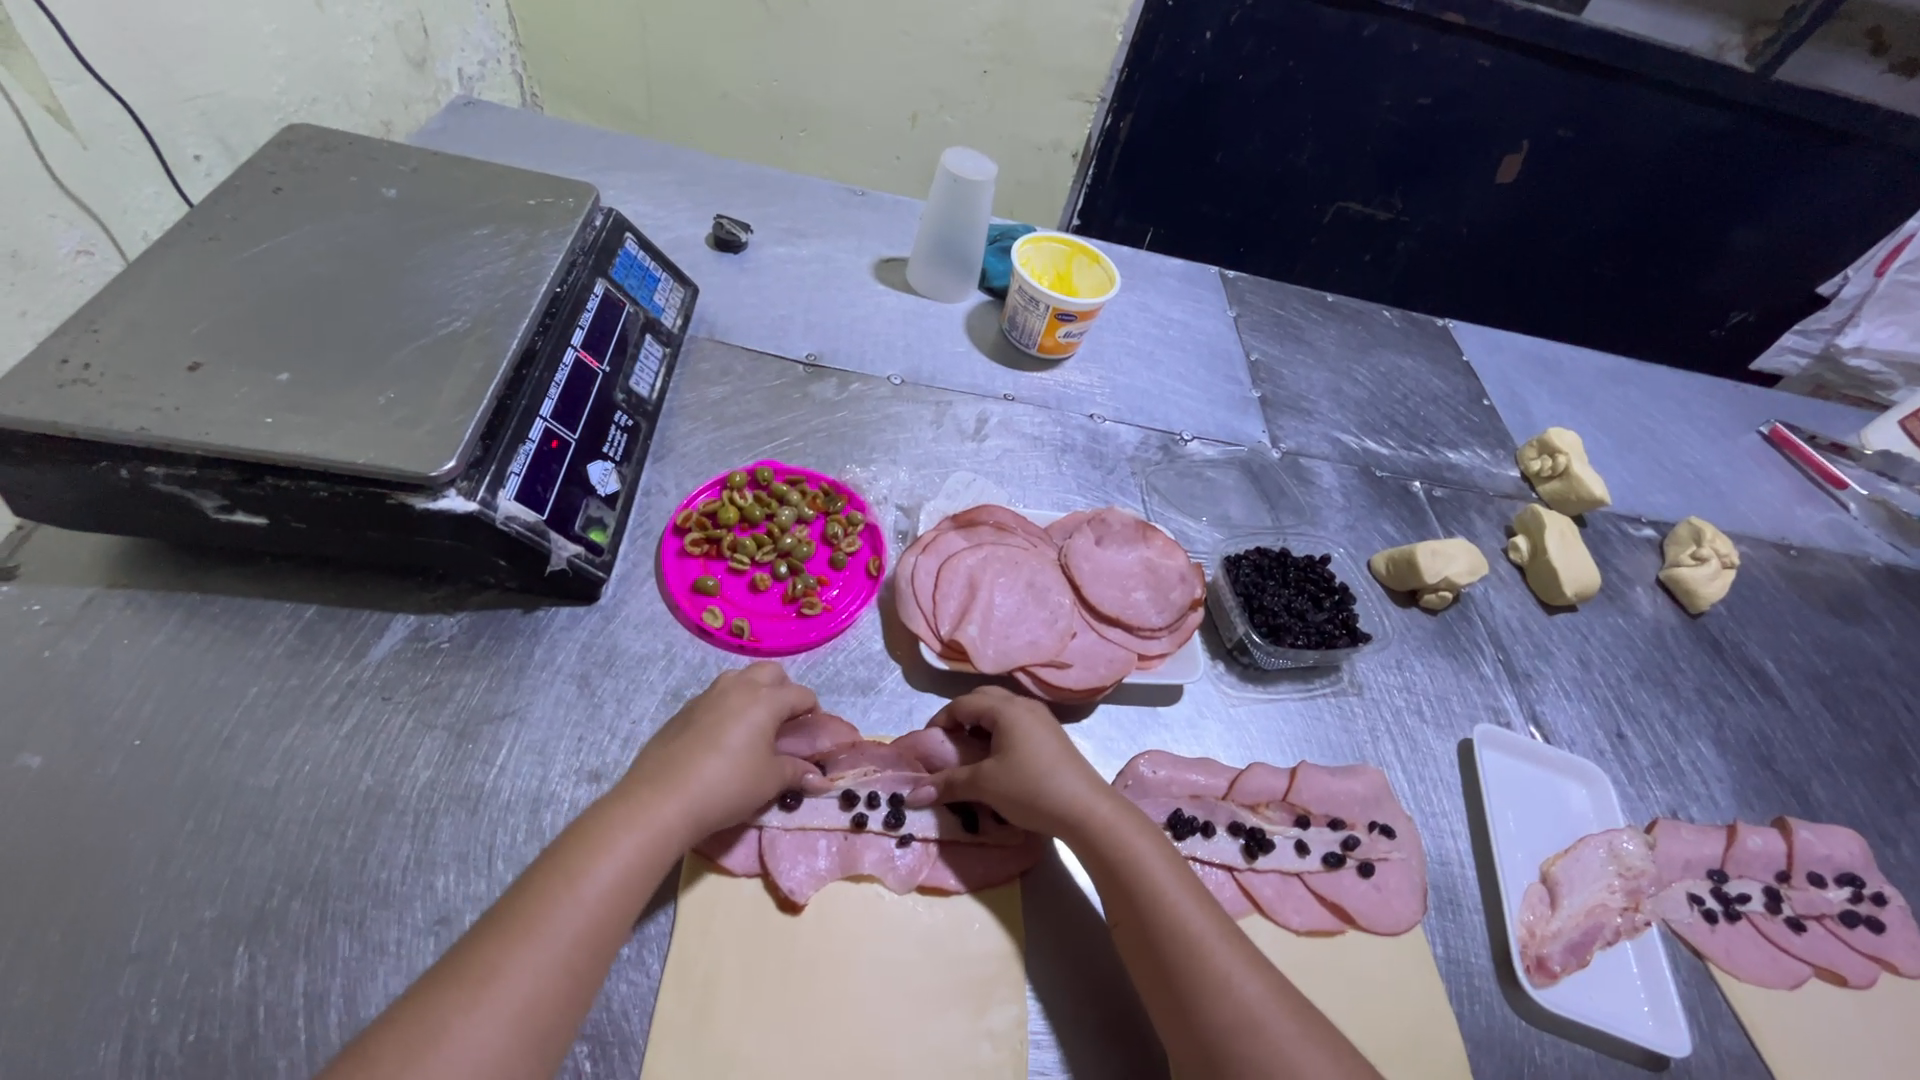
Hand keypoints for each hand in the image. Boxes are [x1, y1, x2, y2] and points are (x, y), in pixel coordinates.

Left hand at [615, 662, 828, 842]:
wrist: (660, 799)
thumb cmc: (726, 787)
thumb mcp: (769, 782)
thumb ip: (796, 772)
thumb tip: (819, 778)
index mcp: (766, 700)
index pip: (801, 694)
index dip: (813, 711)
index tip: (812, 732)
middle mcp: (738, 687)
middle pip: (771, 672)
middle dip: (784, 689)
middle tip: (784, 721)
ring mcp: (707, 695)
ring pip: (739, 678)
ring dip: (753, 691)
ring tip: (754, 724)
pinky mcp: (684, 710)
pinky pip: (715, 696)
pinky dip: (728, 706)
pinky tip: (722, 737)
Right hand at [903, 686, 1115, 838]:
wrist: (1085, 809)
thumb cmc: (1031, 789)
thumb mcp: (984, 786)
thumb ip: (947, 784)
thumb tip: (911, 796)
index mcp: (1006, 709)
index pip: (963, 703)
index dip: (941, 720)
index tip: (929, 743)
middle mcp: (1024, 705)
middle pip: (984, 698)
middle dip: (962, 715)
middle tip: (950, 742)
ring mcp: (1042, 719)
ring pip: (1003, 709)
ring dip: (982, 722)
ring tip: (971, 750)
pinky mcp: (1052, 735)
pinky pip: (1018, 721)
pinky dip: (1000, 731)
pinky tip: (998, 758)